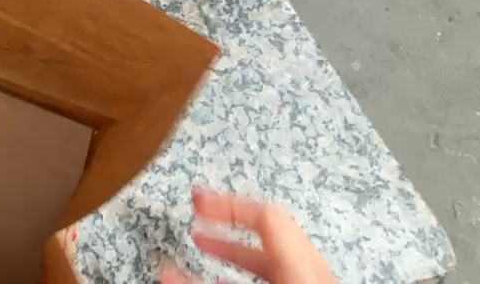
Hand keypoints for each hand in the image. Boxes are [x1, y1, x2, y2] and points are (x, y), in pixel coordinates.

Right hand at [159, 188, 337, 283]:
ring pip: (277, 265)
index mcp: (303, 271)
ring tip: (203, 253)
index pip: (267, 217)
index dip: (227, 205)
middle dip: (228, 230)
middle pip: (272, 238)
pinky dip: (254, 280)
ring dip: (237, 256)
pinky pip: (285, 283)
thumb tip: (164, 272)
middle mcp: (316, 277)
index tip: (194, 204)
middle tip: (193, 227)